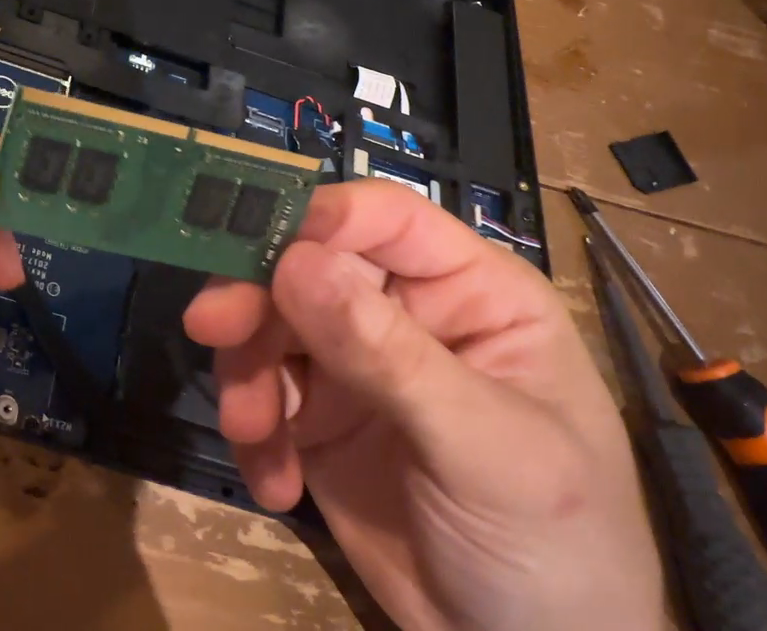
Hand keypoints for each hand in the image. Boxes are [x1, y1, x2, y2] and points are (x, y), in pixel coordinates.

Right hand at [184, 181, 663, 630]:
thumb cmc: (556, 545)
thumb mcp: (484, 448)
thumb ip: (390, 355)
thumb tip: (295, 261)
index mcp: (466, 294)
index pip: (381, 220)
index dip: (314, 220)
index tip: (249, 247)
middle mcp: (400, 314)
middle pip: (301, 268)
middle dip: (254, 302)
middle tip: (211, 330)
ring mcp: (351, 367)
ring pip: (265, 329)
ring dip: (246, 379)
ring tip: (255, 438)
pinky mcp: (314, 420)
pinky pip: (257, 398)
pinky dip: (253, 436)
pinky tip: (277, 485)